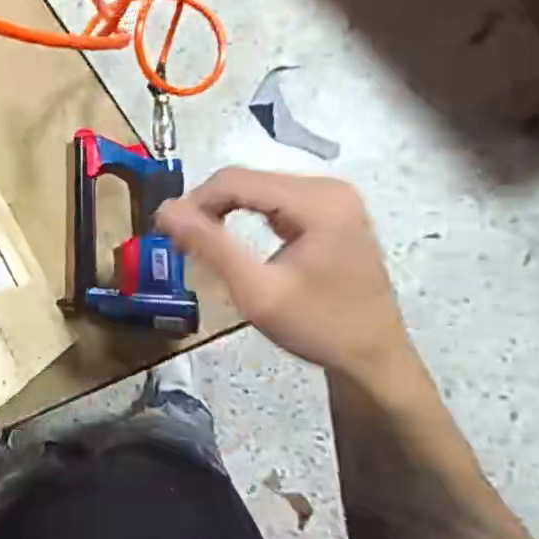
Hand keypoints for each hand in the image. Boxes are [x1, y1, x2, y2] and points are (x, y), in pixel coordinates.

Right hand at [155, 168, 410, 380]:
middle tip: (182, 243)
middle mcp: (328, 187)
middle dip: (209, 207)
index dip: (195, 201)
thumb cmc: (319, 329)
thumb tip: (164, 210)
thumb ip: (210, 247)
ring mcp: (333, 196)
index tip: (166, 231)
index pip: (236, 181)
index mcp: (318, 202)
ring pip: (257, 187)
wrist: (374, 359)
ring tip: (203, 243)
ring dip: (224, 210)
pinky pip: (274, 199)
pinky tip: (232, 238)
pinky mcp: (330, 209)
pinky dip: (246, 214)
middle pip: (247, 180)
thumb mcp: (257, 293)